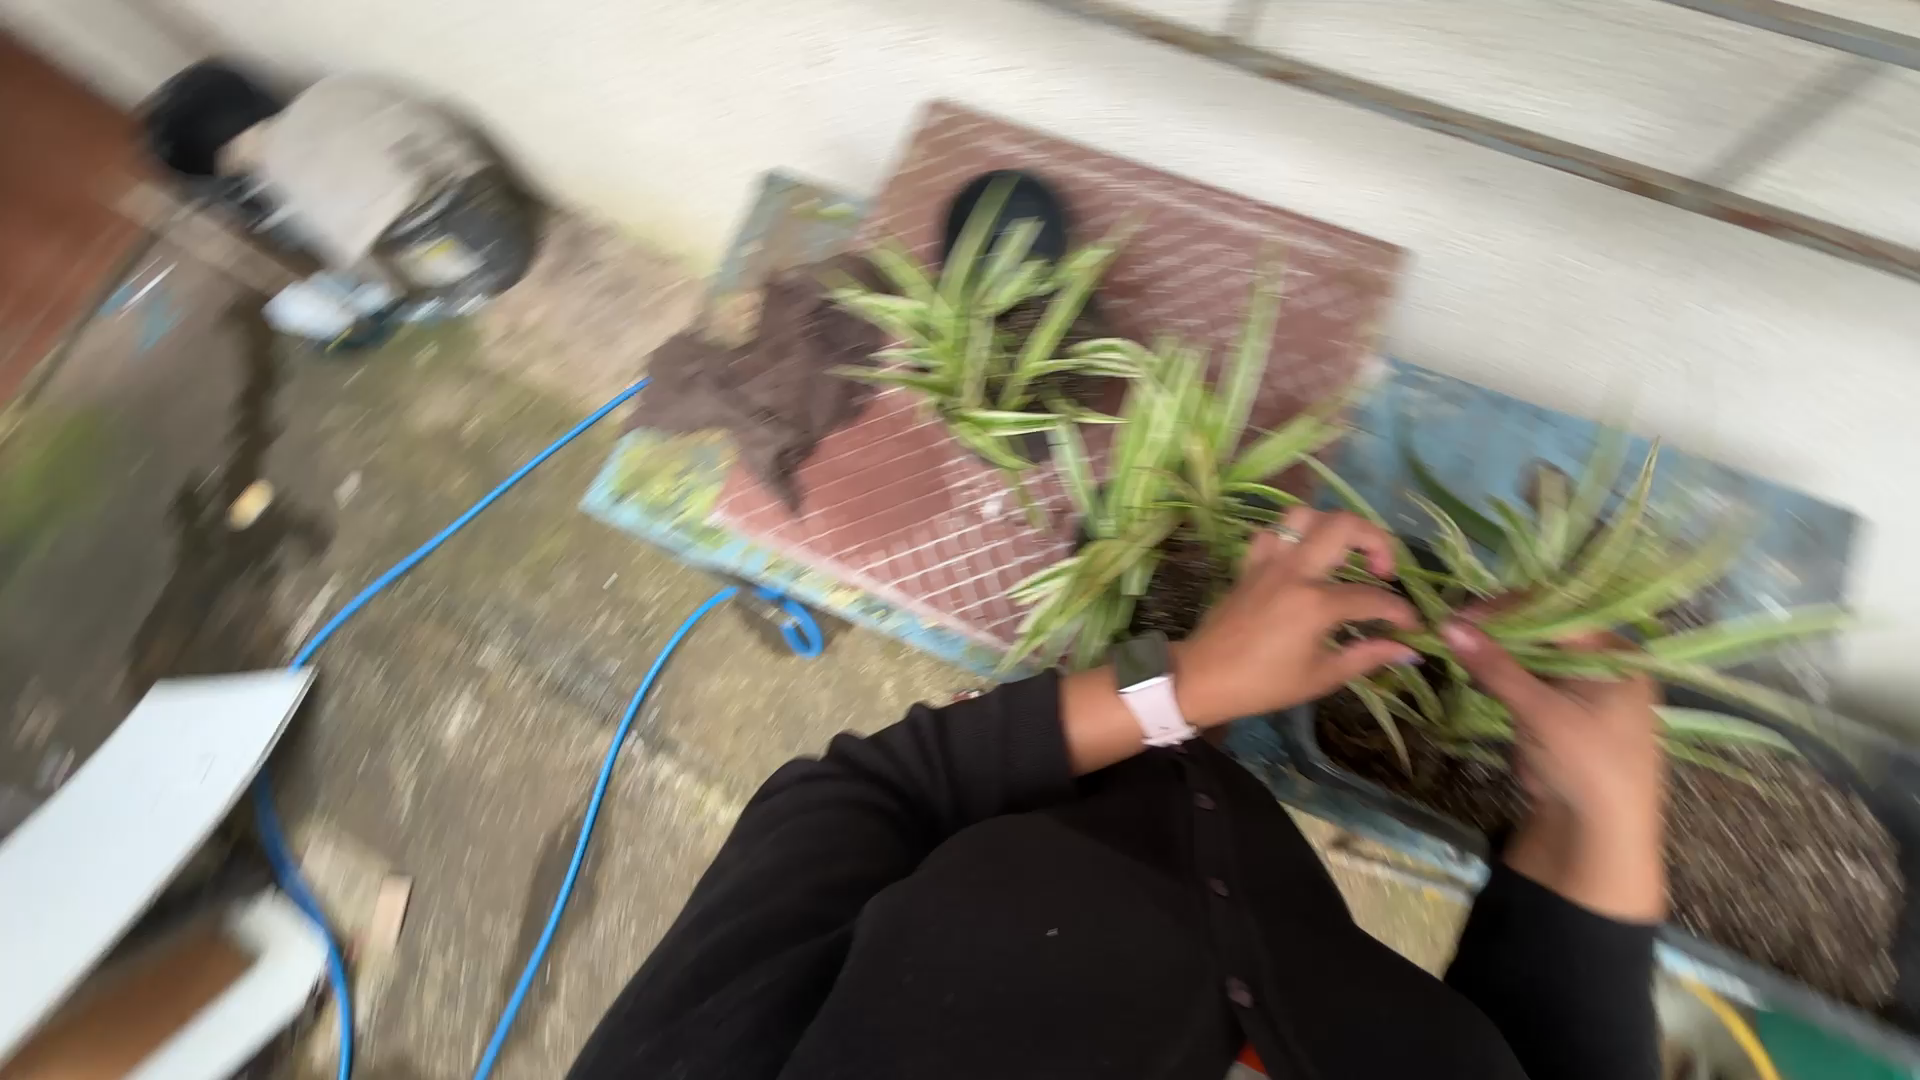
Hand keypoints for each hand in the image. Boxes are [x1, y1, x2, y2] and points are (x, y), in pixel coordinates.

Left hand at [1173, 508, 1420, 727]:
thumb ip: (1367, 656)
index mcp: (1315, 604)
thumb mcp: (1321, 676)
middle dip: (1377, 539)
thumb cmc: (1262, 685)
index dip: (1401, 612)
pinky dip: (1290, 537)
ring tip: (1343, 555)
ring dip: (1330, 527)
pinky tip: (1301, 560)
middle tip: (1382, 570)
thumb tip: (1407, 648)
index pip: (1373, 598)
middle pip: (1343, 525)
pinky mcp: (1247, 566)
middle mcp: (1293, 572)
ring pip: (1302, 516)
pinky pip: (1271, 534)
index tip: (1411, 626)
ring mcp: (1266, 564)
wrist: (1202, 677)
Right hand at [1441, 620, 1666, 919]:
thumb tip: (1447, 623)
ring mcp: (1578, 682)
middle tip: (1450, 629)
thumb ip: (1495, 665)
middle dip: (1494, 626)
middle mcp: (1600, 661)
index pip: (1555, 613)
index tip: (1458, 617)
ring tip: (1453, 644)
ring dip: (1490, 646)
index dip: (1505, 610)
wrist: (1597, 828)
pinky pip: (1523, 672)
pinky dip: (1496, 667)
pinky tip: (1470, 668)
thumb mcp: (1540, 711)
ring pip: (1528, 649)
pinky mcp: (1556, 702)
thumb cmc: (1586, 764)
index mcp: (1614, 656)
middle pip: (1540, 628)